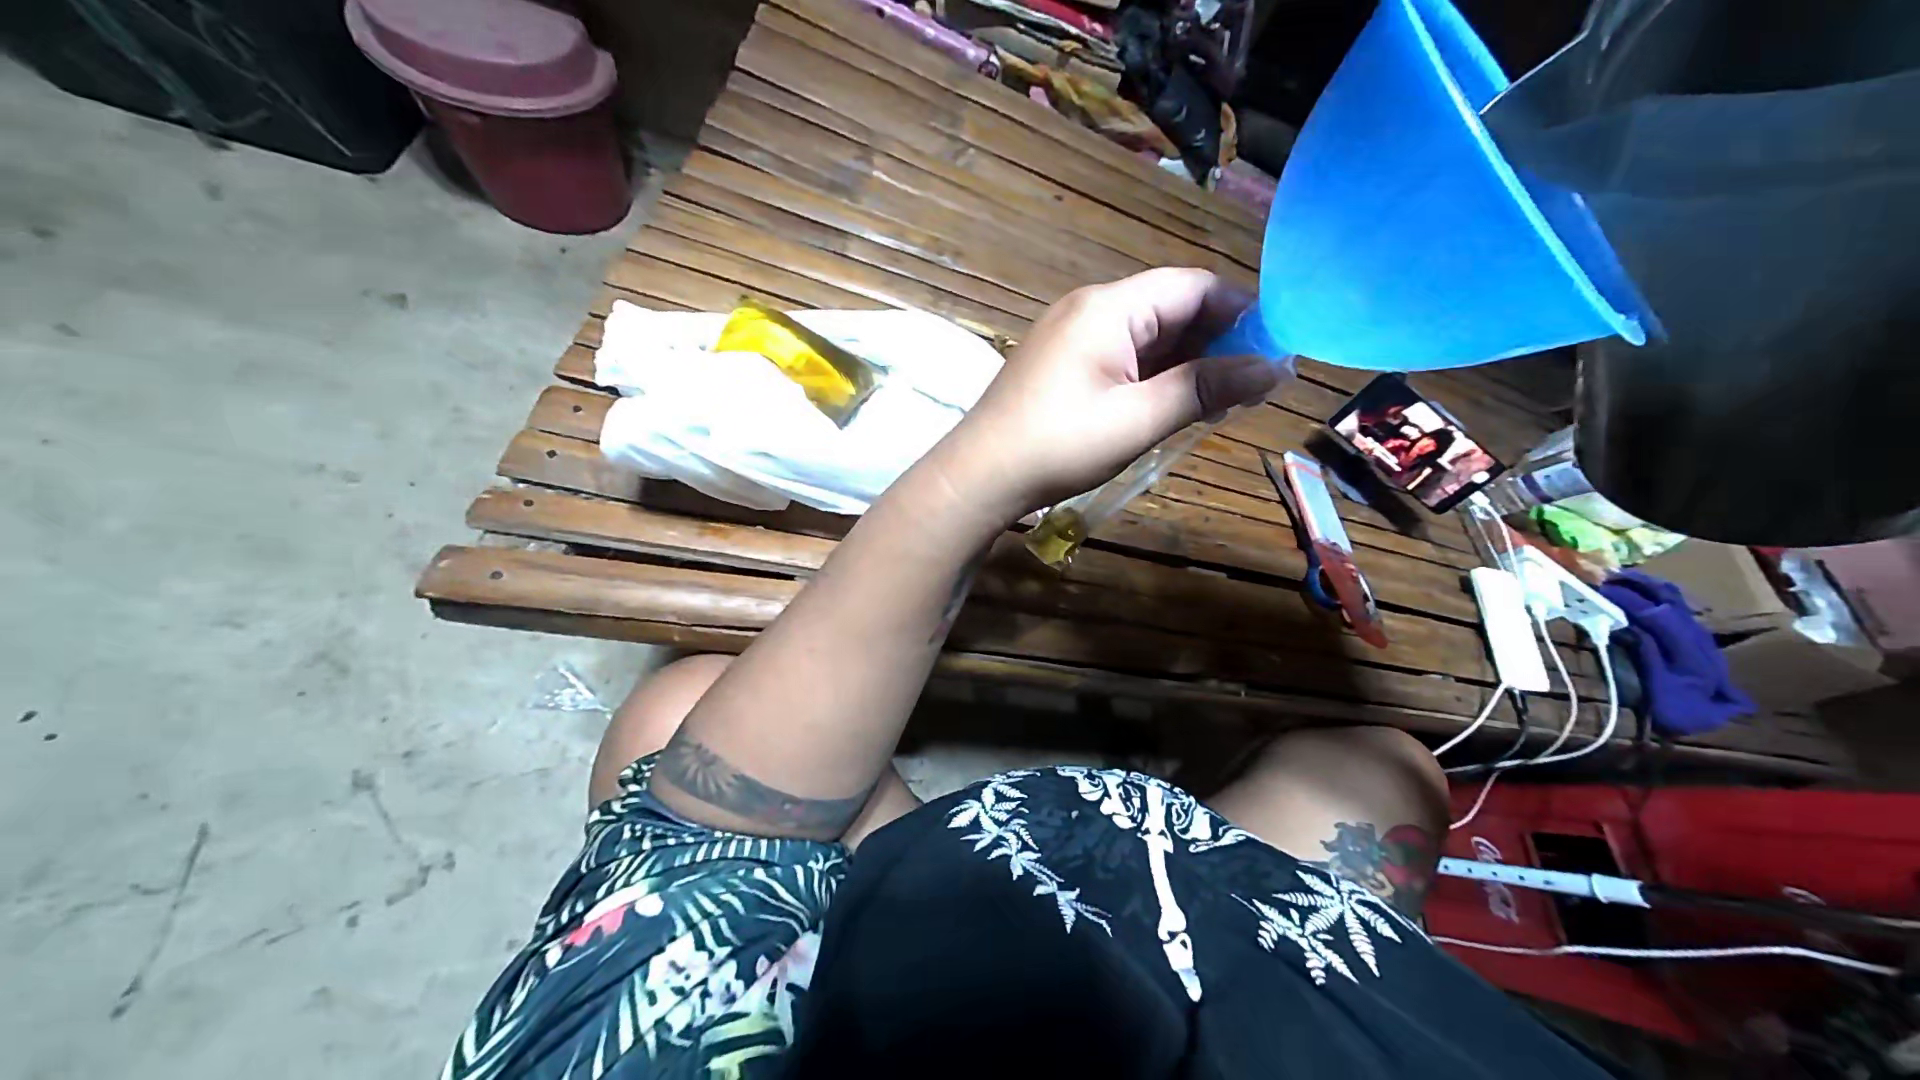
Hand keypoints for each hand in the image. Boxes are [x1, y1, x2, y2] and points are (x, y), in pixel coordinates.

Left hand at [933, 268, 1282, 518]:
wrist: (979, 475)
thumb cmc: (1058, 445)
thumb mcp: (1139, 419)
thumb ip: (1206, 388)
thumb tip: (1274, 368)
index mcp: (1109, 307)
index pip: (1194, 286)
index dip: (1241, 313)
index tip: (1274, 352)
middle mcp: (1091, 308)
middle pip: (1171, 307)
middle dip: (1216, 341)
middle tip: (1250, 386)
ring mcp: (1073, 334)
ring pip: (1148, 334)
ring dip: (1186, 361)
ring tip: (1219, 402)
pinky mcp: (1063, 360)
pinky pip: (1122, 353)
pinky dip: (1154, 373)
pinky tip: (1173, 403)